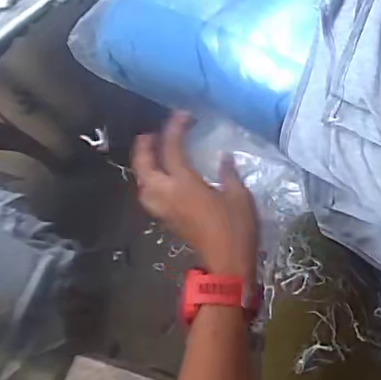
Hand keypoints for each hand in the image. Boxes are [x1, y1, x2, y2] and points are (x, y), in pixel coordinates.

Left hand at [133, 112, 258, 281]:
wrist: (226, 264)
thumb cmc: (236, 228)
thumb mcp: (239, 195)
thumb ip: (228, 173)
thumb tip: (223, 157)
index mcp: (184, 184)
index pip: (172, 149)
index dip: (174, 128)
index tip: (183, 115)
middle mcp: (167, 194)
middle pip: (144, 166)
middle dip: (144, 147)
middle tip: (152, 134)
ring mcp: (164, 209)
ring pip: (142, 183)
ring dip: (142, 166)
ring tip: (152, 154)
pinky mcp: (168, 220)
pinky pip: (149, 195)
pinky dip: (149, 181)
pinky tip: (160, 178)